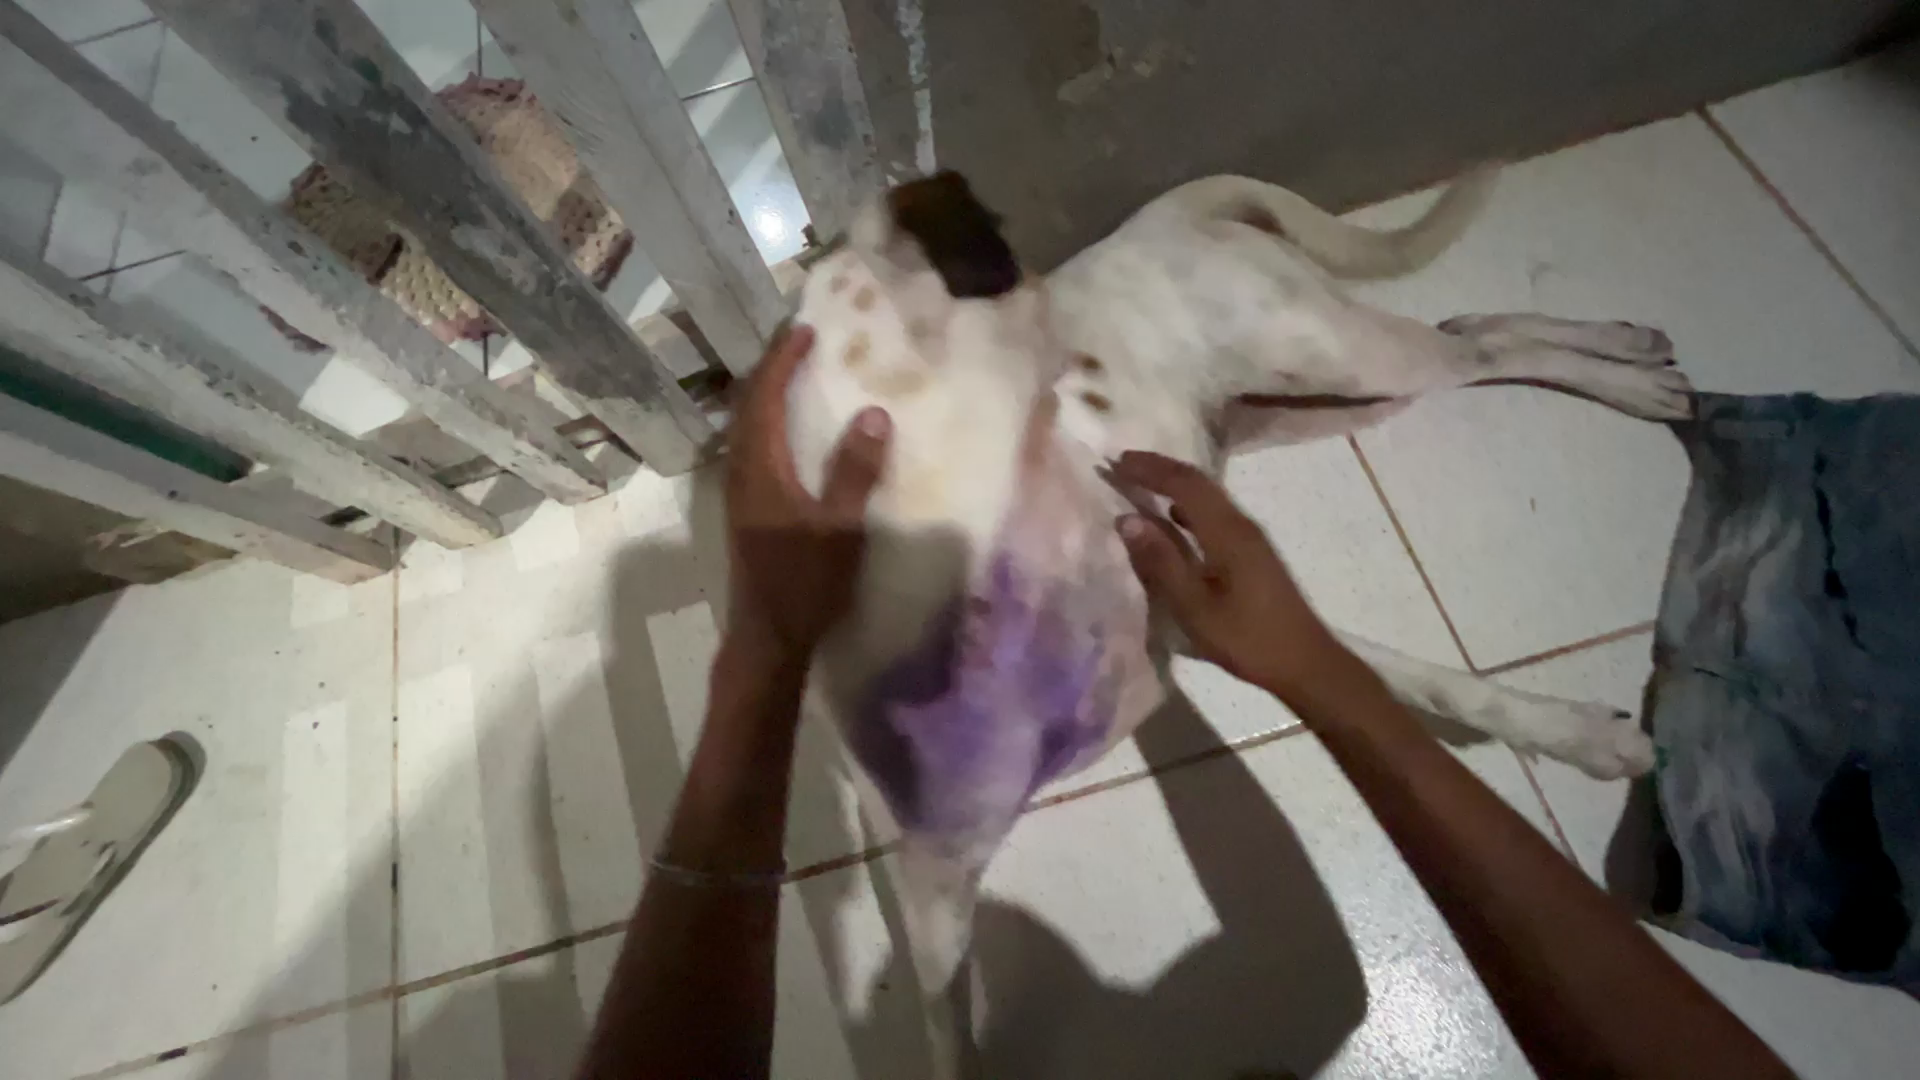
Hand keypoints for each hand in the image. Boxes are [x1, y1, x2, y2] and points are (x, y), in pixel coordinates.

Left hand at [725, 324, 890, 663]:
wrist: (767, 636)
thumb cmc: (806, 583)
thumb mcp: (841, 529)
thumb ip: (854, 472)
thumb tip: (872, 414)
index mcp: (761, 470)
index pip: (764, 398)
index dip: (782, 361)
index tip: (805, 330)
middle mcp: (740, 473)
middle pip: (745, 406)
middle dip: (769, 369)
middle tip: (798, 344)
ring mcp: (738, 493)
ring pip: (744, 428)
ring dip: (765, 395)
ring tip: (794, 378)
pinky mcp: (744, 510)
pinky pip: (750, 447)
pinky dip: (766, 423)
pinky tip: (788, 432)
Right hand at [1110, 451, 1344, 695]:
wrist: (1304, 662)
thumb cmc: (1246, 638)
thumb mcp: (1194, 607)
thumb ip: (1160, 561)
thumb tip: (1126, 518)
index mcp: (1226, 532)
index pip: (1184, 485)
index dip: (1149, 470)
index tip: (1115, 462)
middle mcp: (1240, 524)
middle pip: (1198, 482)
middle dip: (1159, 469)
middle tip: (1122, 465)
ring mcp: (1249, 537)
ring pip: (1207, 496)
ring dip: (1173, 484)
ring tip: (1140, 484)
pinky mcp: (1251, 551)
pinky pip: (1213, 513)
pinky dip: (1186, 505)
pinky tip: (1173, 518)